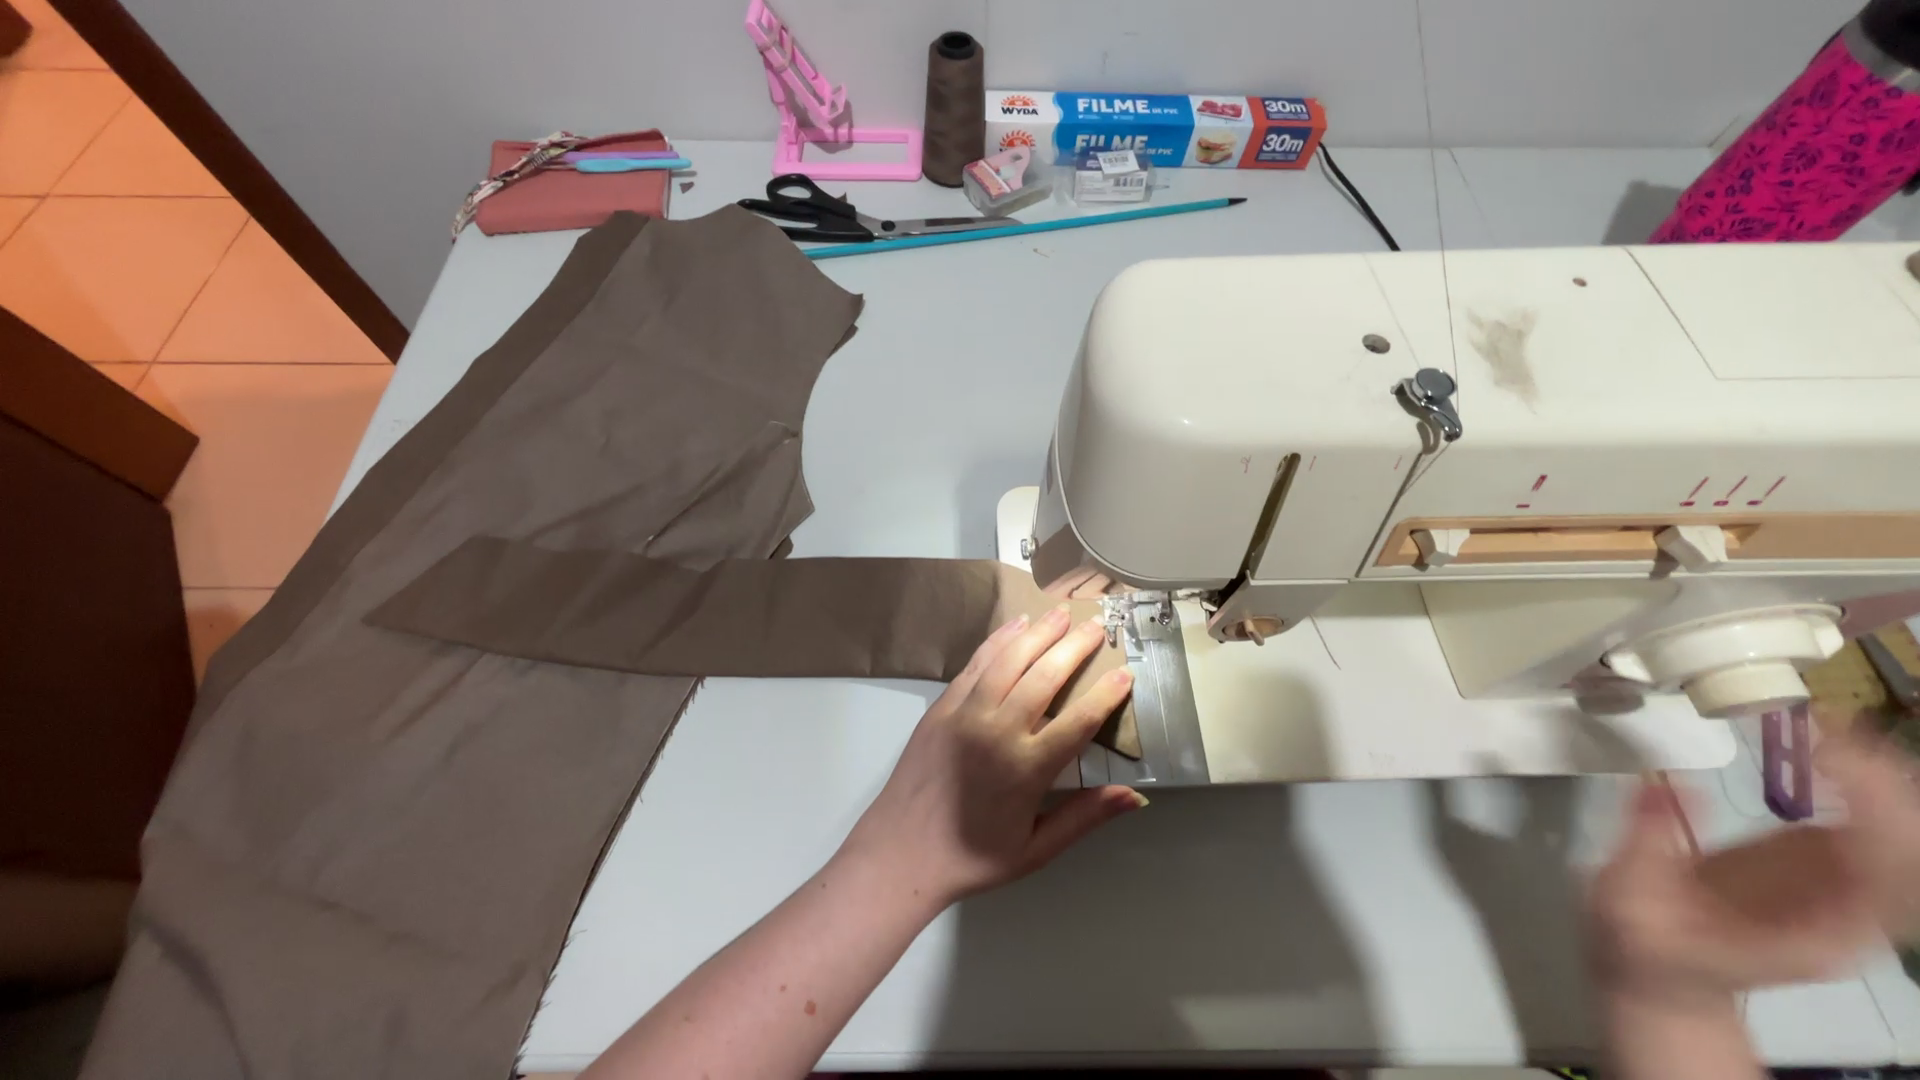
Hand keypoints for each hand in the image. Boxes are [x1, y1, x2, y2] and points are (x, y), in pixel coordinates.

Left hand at [840, 605, 1144, 907]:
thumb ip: (1085, 818)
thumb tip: (1135, 795)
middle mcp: (998, 731)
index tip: (1125, 671)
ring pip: (1009, 661)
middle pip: (1045, 677)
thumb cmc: (973, 857)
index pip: (1079, 721)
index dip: (1106, 694)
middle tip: (1097, 626)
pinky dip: (997, 642)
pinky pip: (975, 666)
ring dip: (1038, 633)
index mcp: (1027, 769)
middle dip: (1075, 648)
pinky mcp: (941, 708)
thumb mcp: (1035, 850)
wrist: (900, 853)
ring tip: (1062, 614)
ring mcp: (965, 714)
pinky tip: (1015, 627)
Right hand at [1587, 736, 1919, 1007]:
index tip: (1821, 753)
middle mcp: (1850, 911)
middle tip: (1827, 725)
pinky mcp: (1819, 867)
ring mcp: (1840, 887)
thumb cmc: (1642, 948)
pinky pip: (1865, 823)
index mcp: (1816, 931)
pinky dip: (1853, 781)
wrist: (1662, 980)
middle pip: (1905, 844)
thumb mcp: (1627, 900)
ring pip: (1897, 829)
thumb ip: (1648, 844)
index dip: (1867, 807)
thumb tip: (1664, 782)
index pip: (1879, 868)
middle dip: (1879, 780)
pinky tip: (1822, 748)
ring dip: (1874, 773)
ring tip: (1827, 725)